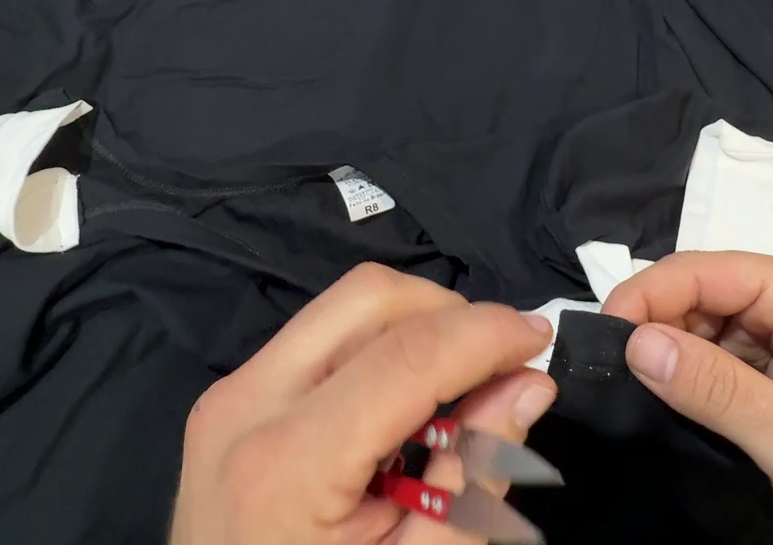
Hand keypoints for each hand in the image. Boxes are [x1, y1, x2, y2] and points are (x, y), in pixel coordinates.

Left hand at [169, 263, 557, 544]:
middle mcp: (247, 402)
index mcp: (286, 463)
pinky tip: (401, 402)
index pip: (405, 356)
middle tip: (497, 364)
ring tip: (454, 385)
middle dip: (449, 314)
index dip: (485, 334)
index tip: (541, 338)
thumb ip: (474, 475)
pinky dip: (380, 345)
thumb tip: (529, 382)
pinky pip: (323, 334)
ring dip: (416, 324)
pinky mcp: (233, 393)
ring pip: (345, 304)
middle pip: (368, 297)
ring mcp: (232, 391)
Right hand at [602, 252, 772, 544]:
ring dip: (663, 350)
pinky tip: (665, 396)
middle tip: (608, 370)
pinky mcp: (772, 368)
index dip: (647, 295)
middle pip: (695, 291)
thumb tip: (635, 342)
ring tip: (630, 386)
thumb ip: (720, 391)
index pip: (704, 271)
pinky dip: (683, 374)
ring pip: (697, 322)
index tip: (601, 338)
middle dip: (651, 323)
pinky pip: (711, 355)